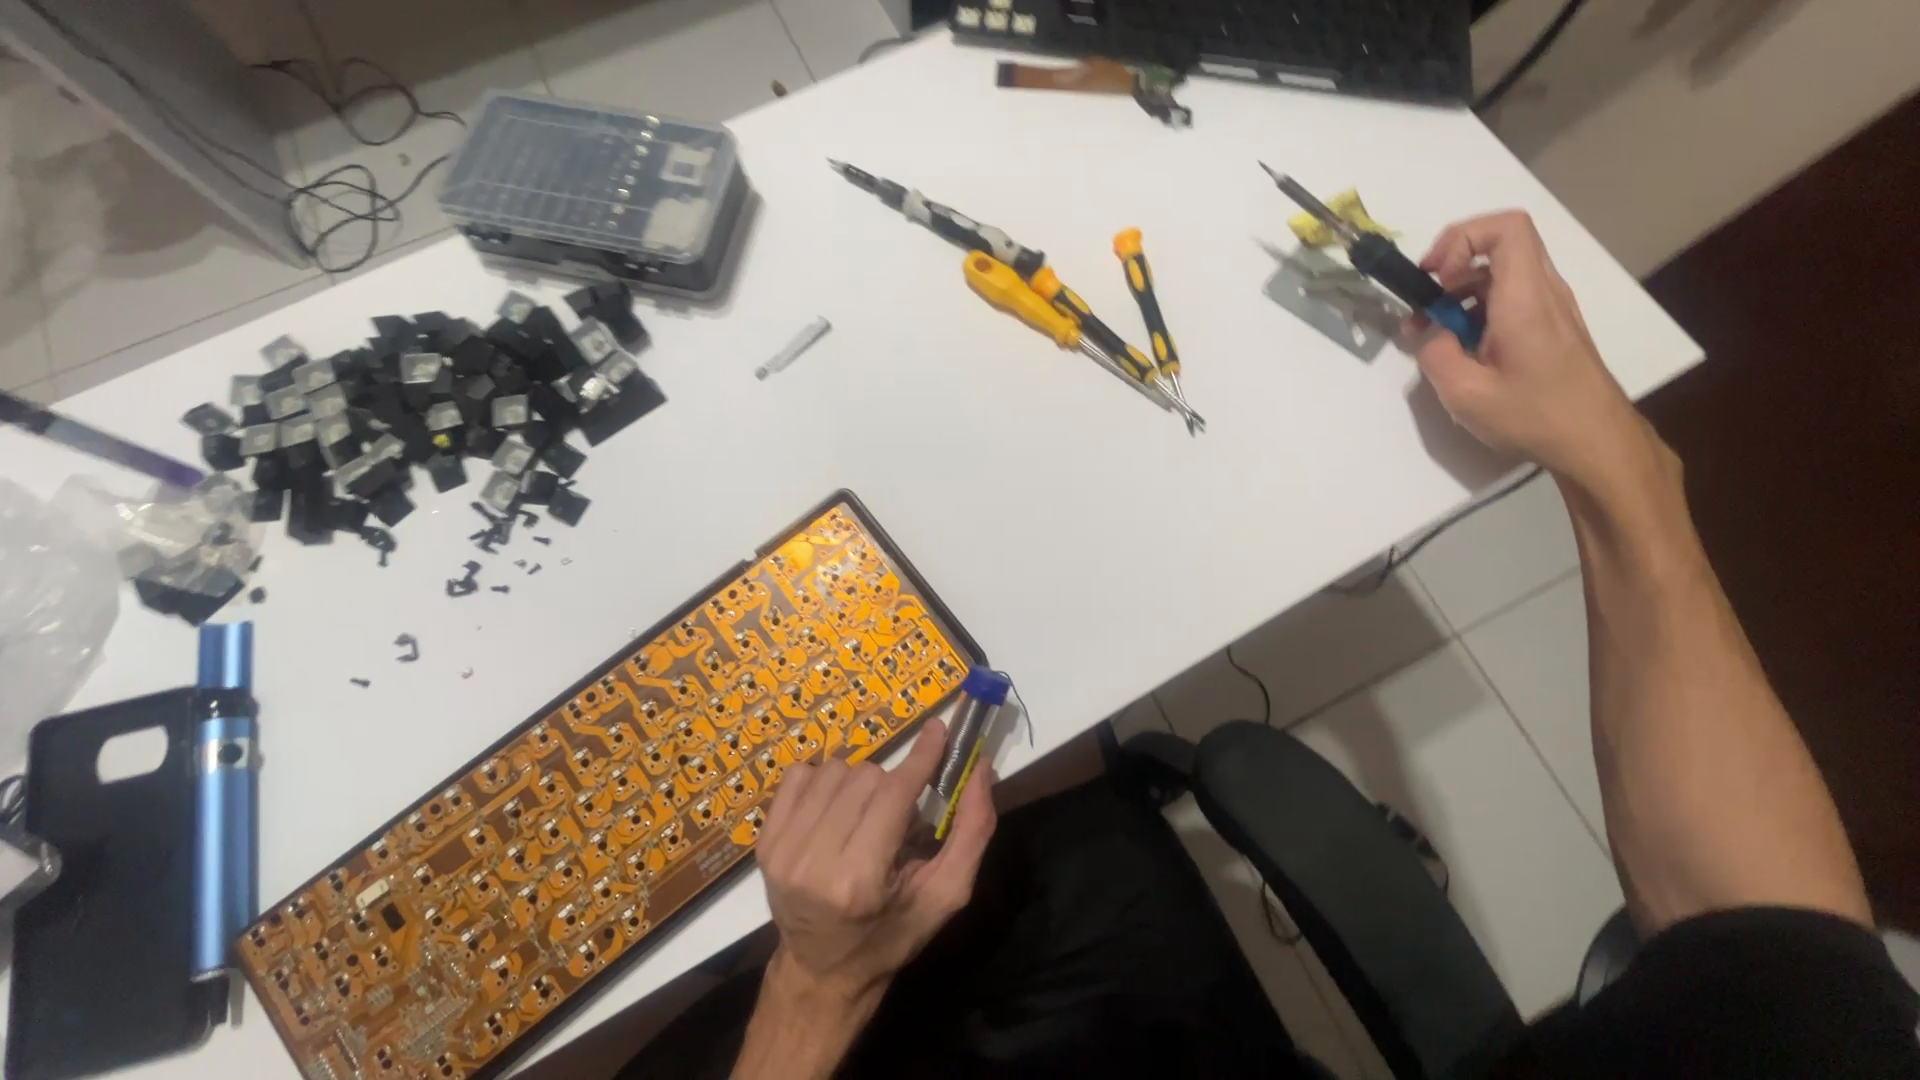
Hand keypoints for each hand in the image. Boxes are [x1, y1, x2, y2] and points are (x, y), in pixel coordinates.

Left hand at [758, 717, 996, 1002]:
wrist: (824, 972)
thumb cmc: (891, 936)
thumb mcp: (945, 896)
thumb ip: (971, 832)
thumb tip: (982, 768)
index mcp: (860, 881)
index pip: (893, 794)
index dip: (920, 757)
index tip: (938, 729)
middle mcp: (814, 862)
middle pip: (866, 778)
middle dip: (892, 787)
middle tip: (898, 820)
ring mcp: (782, 850)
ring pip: (834, 771)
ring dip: (859, 783)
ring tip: (866, 818)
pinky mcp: (764, 842)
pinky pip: (799, 776)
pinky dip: (824, 782)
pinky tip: (835, 810)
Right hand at [1412, 211, 1665, 492]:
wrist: (1595, 441)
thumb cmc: (1533, 415)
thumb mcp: (1465, 394)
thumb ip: (1436, 355)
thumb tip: (1432, 335)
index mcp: (1525, 299)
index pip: (1505, 228)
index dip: (1461, 238)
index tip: (1434, 277)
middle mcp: (1544, 292)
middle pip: (1500, 246)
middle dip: (1452, 265)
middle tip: (1423, 305)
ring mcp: (1551, 308)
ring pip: (1502, 273)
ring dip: (1459, 293)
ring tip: (1433, 334)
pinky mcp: (1550, 327)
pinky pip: (1510, 298)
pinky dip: (1476, 311)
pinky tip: (1461, 348)